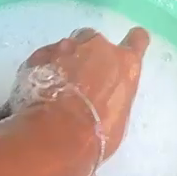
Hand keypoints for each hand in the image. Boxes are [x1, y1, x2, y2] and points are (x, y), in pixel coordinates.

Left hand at [12, 27, 149, 168]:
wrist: (55, 135)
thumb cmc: (96, 135)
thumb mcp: (117, 118)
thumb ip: (114, 96)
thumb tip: (106, 98)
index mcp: (125, 63)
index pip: (137, 39)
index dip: (132, 42)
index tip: (127, 49)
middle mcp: (98, 46)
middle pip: (96, 40)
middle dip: (89, 54)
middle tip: (82, 78)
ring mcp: (67, 47)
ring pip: (68, 45)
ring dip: (65, 60)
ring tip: (57, 85)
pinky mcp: (40, 54)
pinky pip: (45, 56)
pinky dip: (43, 67)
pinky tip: (39, 87)